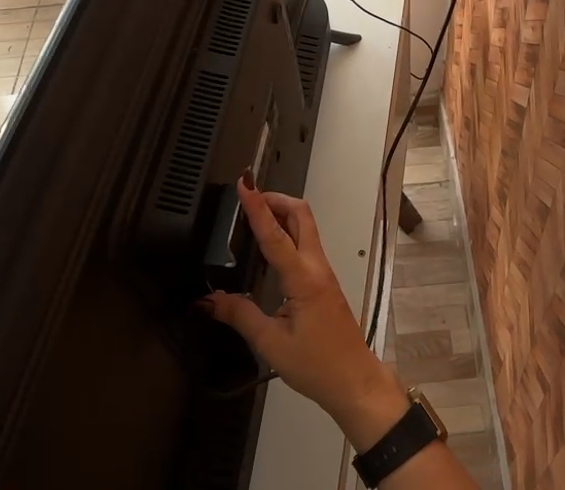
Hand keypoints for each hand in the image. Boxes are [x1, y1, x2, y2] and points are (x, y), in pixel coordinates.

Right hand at [199, 175, 407, 448]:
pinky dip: (288, 232)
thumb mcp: (271, 344)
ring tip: (255, 215)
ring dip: (283, 213)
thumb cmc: (317, 365)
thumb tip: (210, 300)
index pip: (276, 235)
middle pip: (301, 215)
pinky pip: (306, 244)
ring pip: (306, 227)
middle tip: (249, 197)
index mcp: (304, 279)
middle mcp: (317, 268)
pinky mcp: (324, 281)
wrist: (354, 382)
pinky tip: (270, 244)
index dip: (258, 208)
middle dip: (276, 199)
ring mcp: (323, 272)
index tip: (245, 184)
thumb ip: (240, 316)